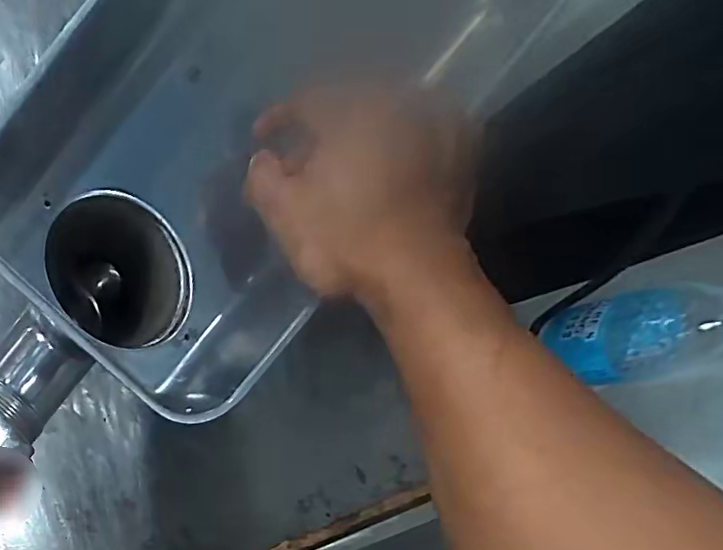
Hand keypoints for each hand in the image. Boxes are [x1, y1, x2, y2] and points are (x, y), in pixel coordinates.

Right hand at [245, 86, 475, 301]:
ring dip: (361, 146)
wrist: (418, 274)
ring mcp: (438, 127)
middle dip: (321, 137)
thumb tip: (262, 160)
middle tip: (301, 165)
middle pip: (349, 112)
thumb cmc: (344, 239)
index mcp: (354, 106)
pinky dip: (396, 160)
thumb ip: (263, 179)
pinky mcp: (461, 161)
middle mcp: (400, 101)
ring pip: (386, 128)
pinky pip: (419, 149)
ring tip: (343, 176)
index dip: (277, 120)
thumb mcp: (285, 214)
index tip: (260, 141)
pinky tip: (384, 182)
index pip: (306, 101)